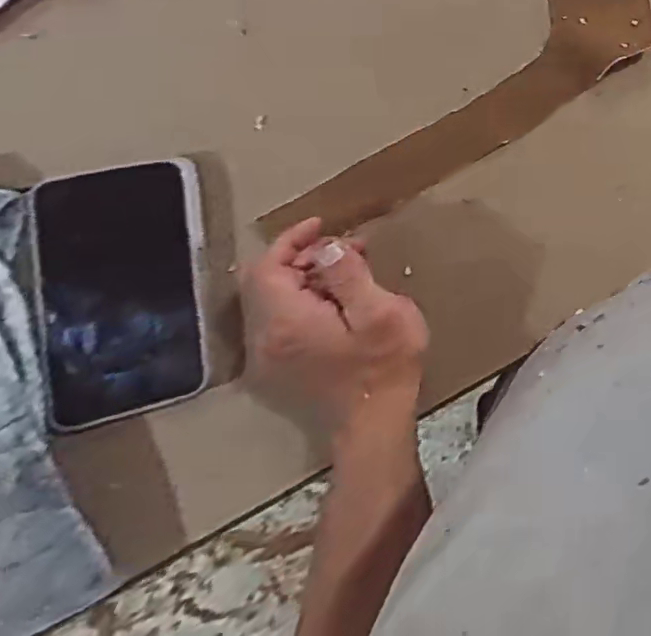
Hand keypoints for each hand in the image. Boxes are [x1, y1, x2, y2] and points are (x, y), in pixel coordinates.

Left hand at [242, 217, 428, 445]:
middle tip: (348, 249)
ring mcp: (269, 358)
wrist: (374, 425)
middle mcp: (265, 339)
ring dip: (306, 277)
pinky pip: (280, 320)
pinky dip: (304, 299)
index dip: (290, 240)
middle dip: (303, 257)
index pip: (266, 267)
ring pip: (272, 301)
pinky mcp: (280, 369)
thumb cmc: (385, 365)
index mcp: (286, 322)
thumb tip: (326, 250)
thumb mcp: (380, 313)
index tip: (322, 225)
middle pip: (266, 282)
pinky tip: (339, 301)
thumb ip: (349, 277)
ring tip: (350, 271)